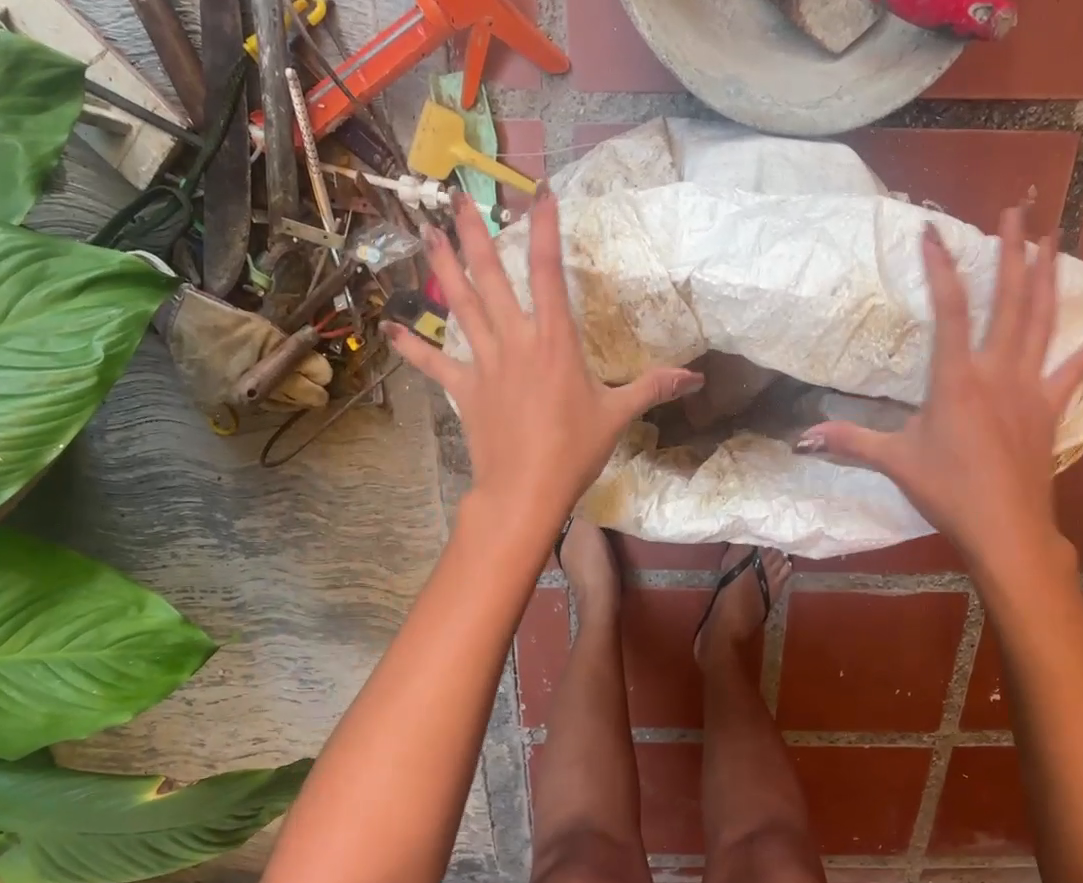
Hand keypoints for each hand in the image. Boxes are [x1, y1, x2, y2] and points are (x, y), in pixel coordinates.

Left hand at [386, 192, 702, 528]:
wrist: (526, 490)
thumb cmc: (574, 451)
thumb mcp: (617, 416)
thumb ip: (652, 388)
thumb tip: (694, 378)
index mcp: (555, 341)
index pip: (550, 272)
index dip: (545, 229)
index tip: (540, 193)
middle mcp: (516, 341)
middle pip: (492, 277)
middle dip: (476, 234)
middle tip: (458, 197)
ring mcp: (485, 363)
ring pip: (461, 306)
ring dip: (444, 268)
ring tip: (429, 233)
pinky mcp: (464, 388)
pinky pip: (433, 362)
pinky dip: (411, 345)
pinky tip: (387, 327)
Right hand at [797, 207, 1082, 577]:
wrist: (1004, 527)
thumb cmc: (947, 491)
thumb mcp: (894, 462)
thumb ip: (850, 441)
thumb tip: (802, 438)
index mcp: (956, 379)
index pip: (947, 309)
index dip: (939, 267)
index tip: (931, 231)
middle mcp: (997, 370)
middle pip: (1008, 299)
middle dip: (1011, 251)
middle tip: (1017, 210)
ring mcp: (1030, 386)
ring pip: (1042, 320)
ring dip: (1048, 276)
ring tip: (1054, 236)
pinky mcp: (1051, 407)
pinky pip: (1079, 368)